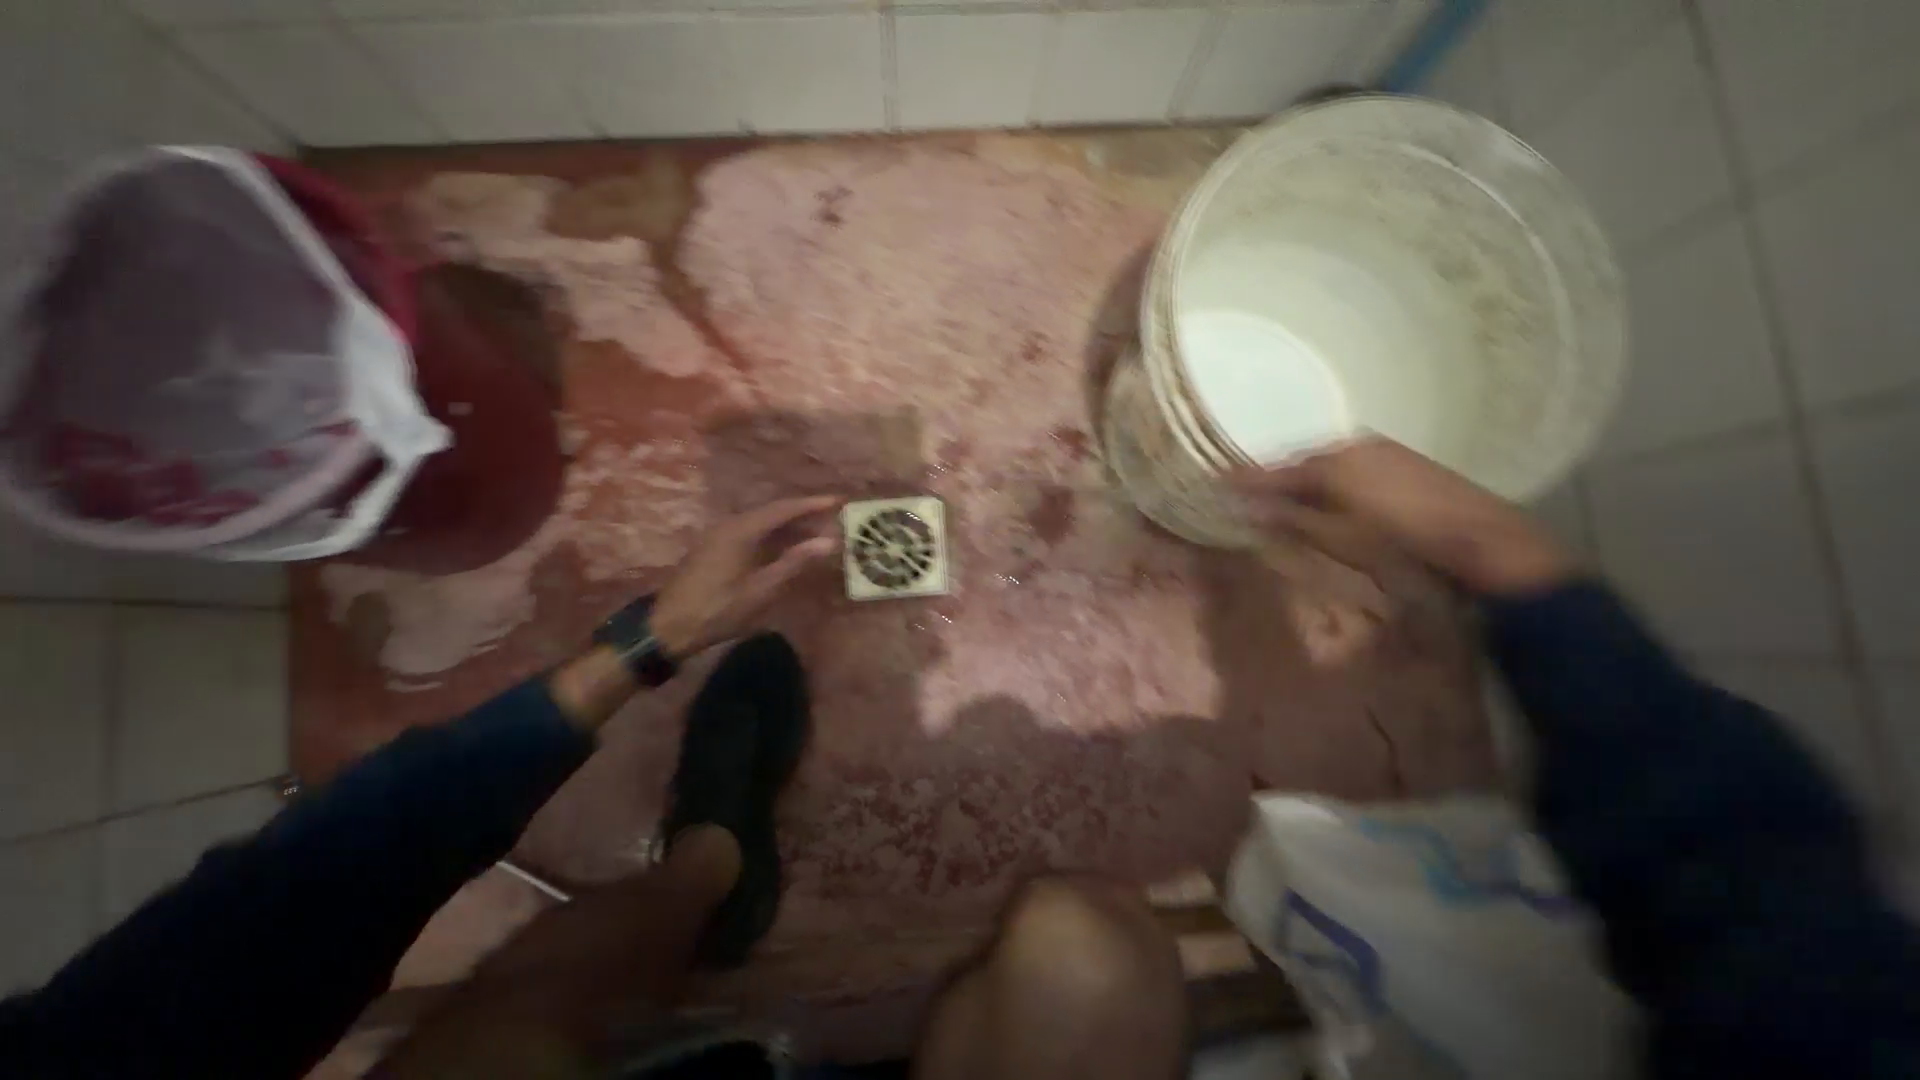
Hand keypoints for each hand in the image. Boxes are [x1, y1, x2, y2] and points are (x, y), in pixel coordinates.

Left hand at [651, 496, 841, 656]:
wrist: (668, 626)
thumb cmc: (718, 609)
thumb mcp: (761, 589)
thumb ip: (795, 562)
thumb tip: (829, 541)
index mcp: (741, 530)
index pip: (783, 509)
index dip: (812, 504)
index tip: (838, 501)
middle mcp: (730, 525)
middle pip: (773, 513)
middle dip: (804, 517)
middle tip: (834, 522)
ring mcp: (720, 536)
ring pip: (762, 524)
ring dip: (790, 529)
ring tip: (818, 535)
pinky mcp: (716, 548)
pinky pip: (752, 534)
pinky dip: (774, 538)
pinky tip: (789, 549)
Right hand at [1235, 437, 1574, 595]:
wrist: (1482, 540)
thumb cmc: (1401, 544)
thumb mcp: (1337, 538)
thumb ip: (1289, 519)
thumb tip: (1244, 506)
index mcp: (1331, 463)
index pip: (1275, 471)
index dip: (1245, 480)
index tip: (1216, 484)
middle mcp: (1352, 445)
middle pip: (1300, 460)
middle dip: (1274, 476)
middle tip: (1248, 491)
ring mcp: (1381, 449)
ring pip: (1327, 460)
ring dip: (1304, 476)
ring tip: (1286, 494)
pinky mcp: (1403, 459)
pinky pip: (1350, 462)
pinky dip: (1331, 476)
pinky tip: (1331, 493)